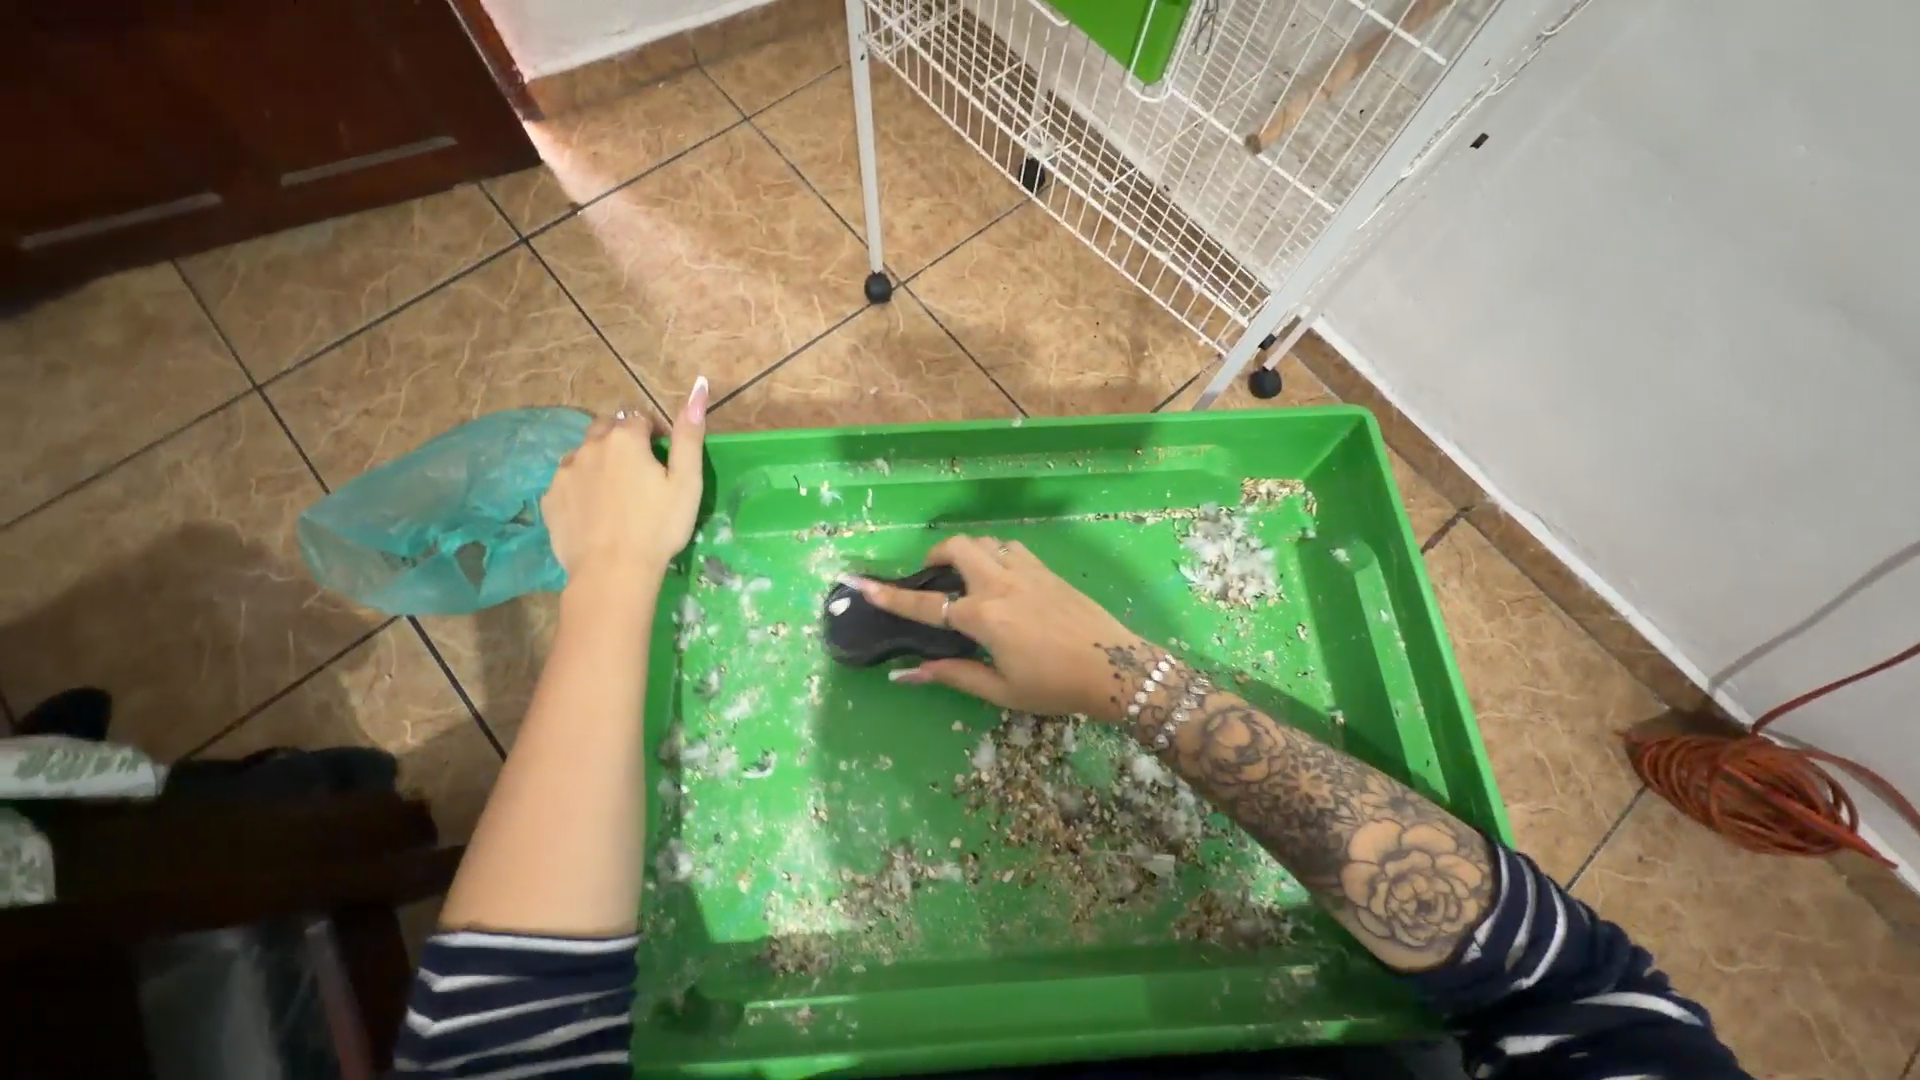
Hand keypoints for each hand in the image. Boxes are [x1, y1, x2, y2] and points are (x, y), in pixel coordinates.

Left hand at [542, 378, 707, 590]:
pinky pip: (567, 482)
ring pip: (584, 454)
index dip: (655, 434)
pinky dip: (581, 488)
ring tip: (617, 496)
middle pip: (607, 429)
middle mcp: (589, 446)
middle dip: (623, 441)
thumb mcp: (687, 481)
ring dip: (600, 463)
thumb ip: (689, 434)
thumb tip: (698, 386)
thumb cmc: (659, 526)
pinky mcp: (550, 499)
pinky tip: (596, 513)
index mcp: (625, 439)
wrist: (613, 571)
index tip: (665, 460)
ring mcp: (564, 472)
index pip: (640, 418)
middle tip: (641, 475)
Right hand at [846, 535, 1149, 721]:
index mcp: (984, 617)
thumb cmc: (1055, 687)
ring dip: (968, 553)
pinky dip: (996, 554)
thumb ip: (952, 675)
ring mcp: (1027, 572)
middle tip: (932, 575)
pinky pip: (1012, 549)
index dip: (890, 595)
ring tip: (967, 578)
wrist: (1117, 669)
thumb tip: (905, 674)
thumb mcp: (1000, 691)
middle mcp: (1001, 584)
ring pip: (986, 542)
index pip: (927, 603)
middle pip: (957, 547)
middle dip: (935, 554)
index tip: (860, 583)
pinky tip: (1002, 579)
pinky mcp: (1048, 570)